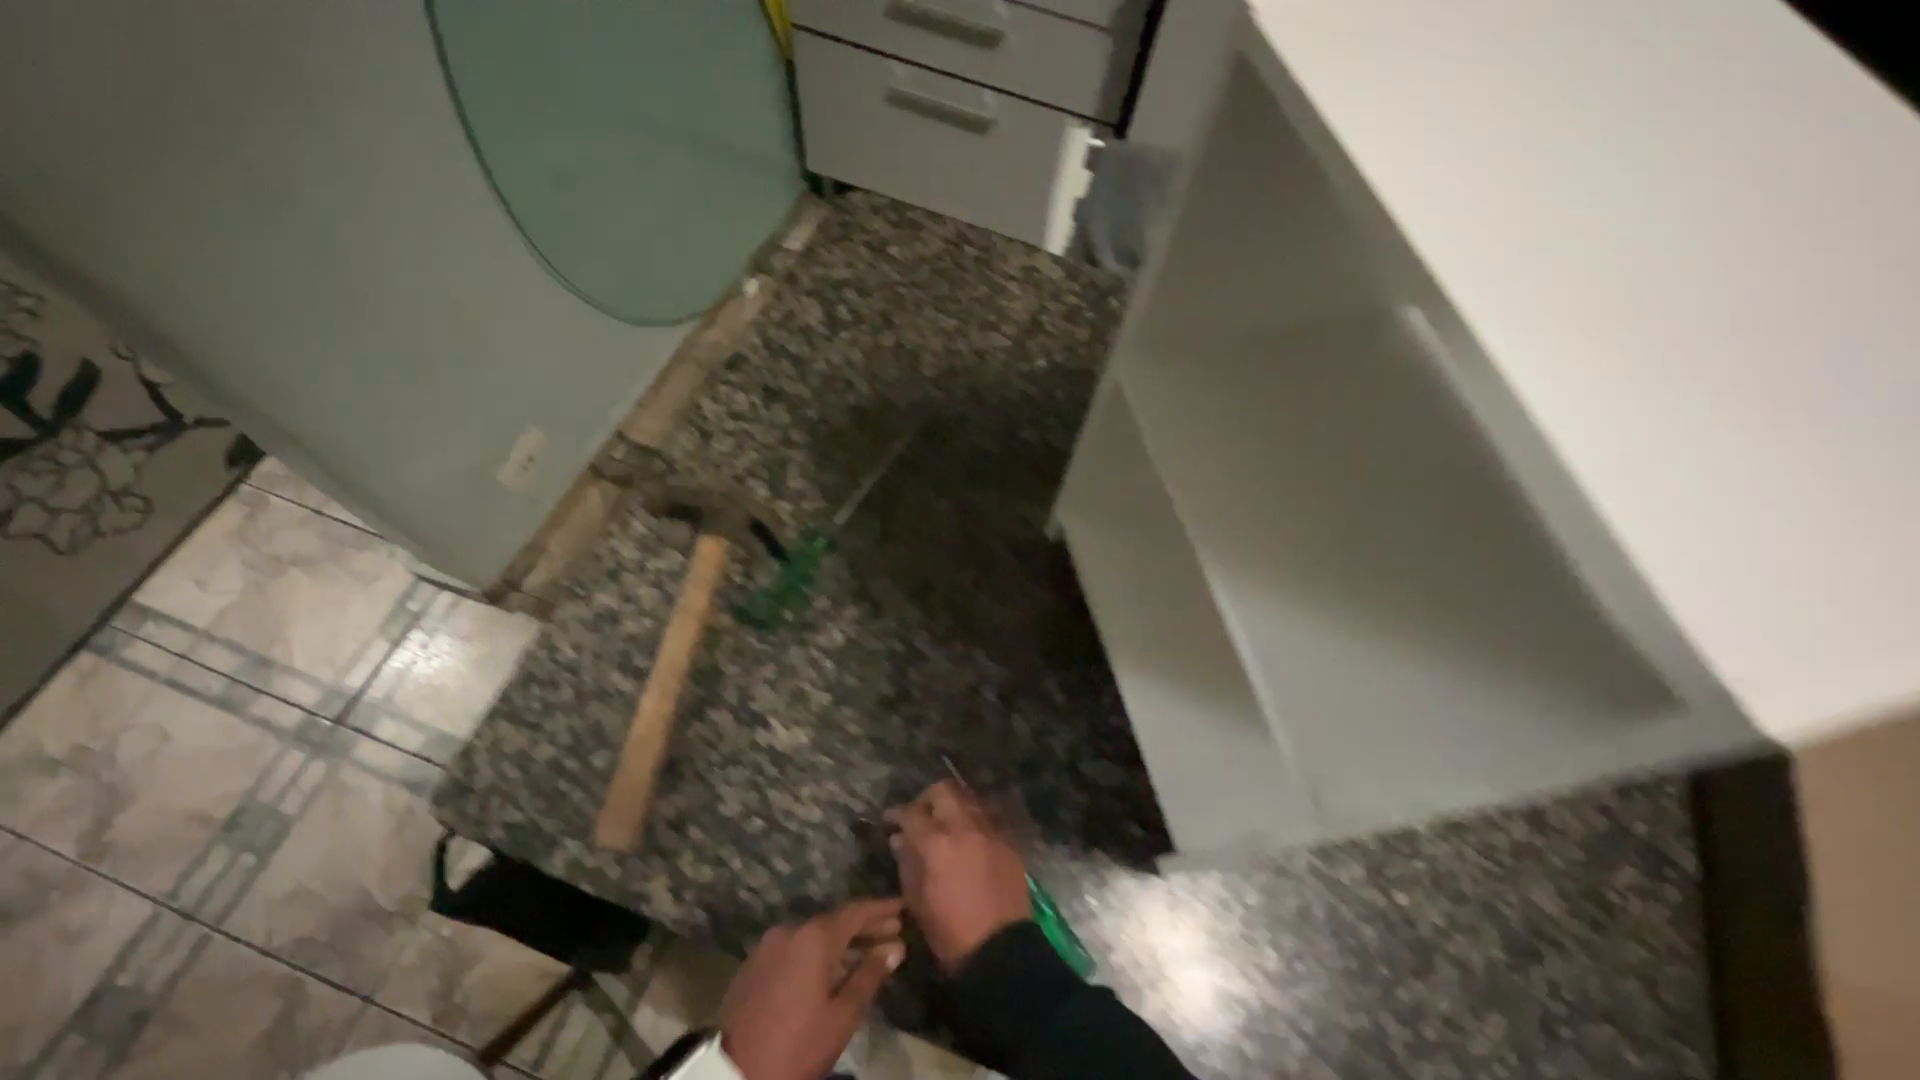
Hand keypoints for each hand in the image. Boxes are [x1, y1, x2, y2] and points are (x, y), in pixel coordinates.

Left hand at [717, 899, 905, 1079]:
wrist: (734, 1072)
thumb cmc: (798, 1045)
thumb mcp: (843, 1015)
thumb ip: (870, 975)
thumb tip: (894, 947)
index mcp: (813, 937)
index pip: (855, 912)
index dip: (881, 909)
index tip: (903, 907)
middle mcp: (789, 931)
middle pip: (834, 922)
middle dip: (864, 927)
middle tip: (894, 930)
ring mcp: (767, 946)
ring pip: (813, 936)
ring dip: (841, 942)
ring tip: (868, 953)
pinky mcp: (754, 964)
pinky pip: (794, 949)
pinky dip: (817, 953)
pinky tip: (833, 969)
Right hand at [885, 780, 1031, 972]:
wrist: (1000, 951)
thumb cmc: (950, 933)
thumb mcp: (917, 901)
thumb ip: (907, 862)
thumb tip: (900, 839)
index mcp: (936, 844)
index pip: (911, 812)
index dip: (896, 814)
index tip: (890, 821)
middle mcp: (965, 828)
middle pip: (944, 791)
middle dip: (927, 799)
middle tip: (920, 817)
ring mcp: (991, 833)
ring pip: (969, 800)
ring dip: (953, 808)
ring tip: (946, 827)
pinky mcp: (1010, 843)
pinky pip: (988, 820)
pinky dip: (974, 823)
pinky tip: (968, 842)